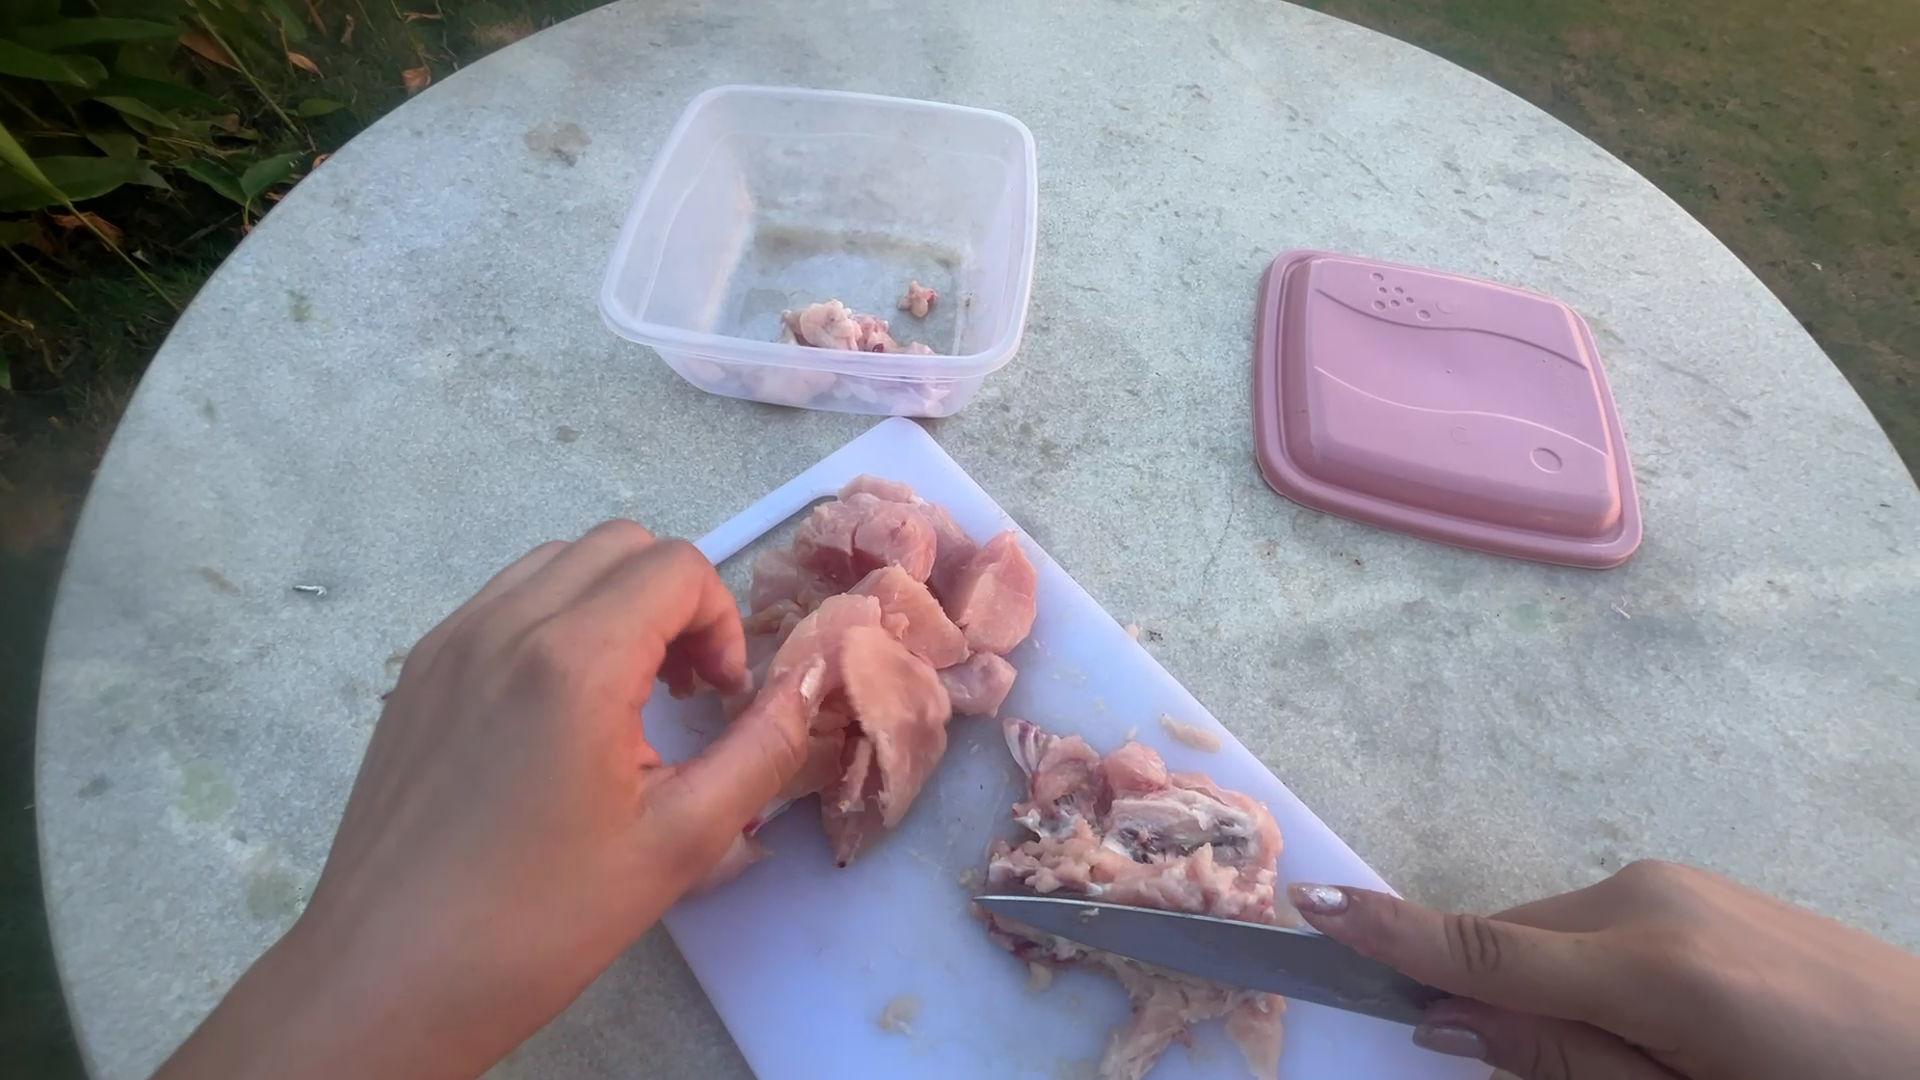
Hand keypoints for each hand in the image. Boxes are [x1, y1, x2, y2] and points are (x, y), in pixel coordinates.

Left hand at [154, 522, 821, 1079]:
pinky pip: (513, 593)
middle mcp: (507, 623)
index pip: (680, 567)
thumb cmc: (545, 918)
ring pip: (566, 558)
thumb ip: (767, 745)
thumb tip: (811, 676)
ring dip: (621, 599)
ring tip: (627, 684)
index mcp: (575, 660)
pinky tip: (563, 698)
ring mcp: (452, 637)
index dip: (722, 620)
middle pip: (626, 544)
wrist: (381, 988)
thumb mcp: (687, 838)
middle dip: (678, 599)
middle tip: (683, 683)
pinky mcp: (419, 665)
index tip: (718, 693)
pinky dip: (564, 613)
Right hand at [1288, 860, 1919, 1079]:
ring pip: (1546, 930)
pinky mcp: (1687, 879)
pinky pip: (1593, 919)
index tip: (1310, 904)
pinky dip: (1591, 963)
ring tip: (1658, 1050)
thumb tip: (1442, 1020)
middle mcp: (1647, 898)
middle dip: (1503, 994)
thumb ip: (1566, 1064)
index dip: (1389, 929)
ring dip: (1552, 981)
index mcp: (1661, 972)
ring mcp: (1670, 879)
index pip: (1484, 948)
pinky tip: (1678, 1012)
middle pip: (1509, 940)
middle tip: (1589, 1071)